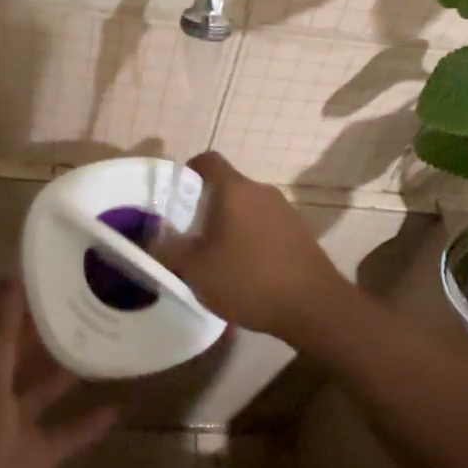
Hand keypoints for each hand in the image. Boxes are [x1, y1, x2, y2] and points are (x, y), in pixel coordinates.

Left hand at [0, 279, 117, 467]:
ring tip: (109, 339)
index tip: (49, 274)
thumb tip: (8, 276)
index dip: (13, 304)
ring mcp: (10, 432)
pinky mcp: (37, 461)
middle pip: (18, 358)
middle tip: (89, 299)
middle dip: (47, 333)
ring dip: (71, 371)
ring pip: (44, 391)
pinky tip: (121, 401)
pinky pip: (68, 432)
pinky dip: (90, 420)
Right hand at [155, 151, 351, 340]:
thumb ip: (169, 250)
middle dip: (206, 208)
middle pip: (227, 188)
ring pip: (247, 209)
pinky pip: (266, 227)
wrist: (312, 305)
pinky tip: (247, 272)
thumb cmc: (248, 279)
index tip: (175, 198)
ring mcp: (286, 211)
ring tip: (217, 260)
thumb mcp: (195, 269)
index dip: (188, 173)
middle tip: (190, 238)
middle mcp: (262, 191)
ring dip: (230, 226)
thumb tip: (154, 239)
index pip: (208, 161)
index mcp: (235, 189)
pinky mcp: (300, 233)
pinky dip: (252, 240)